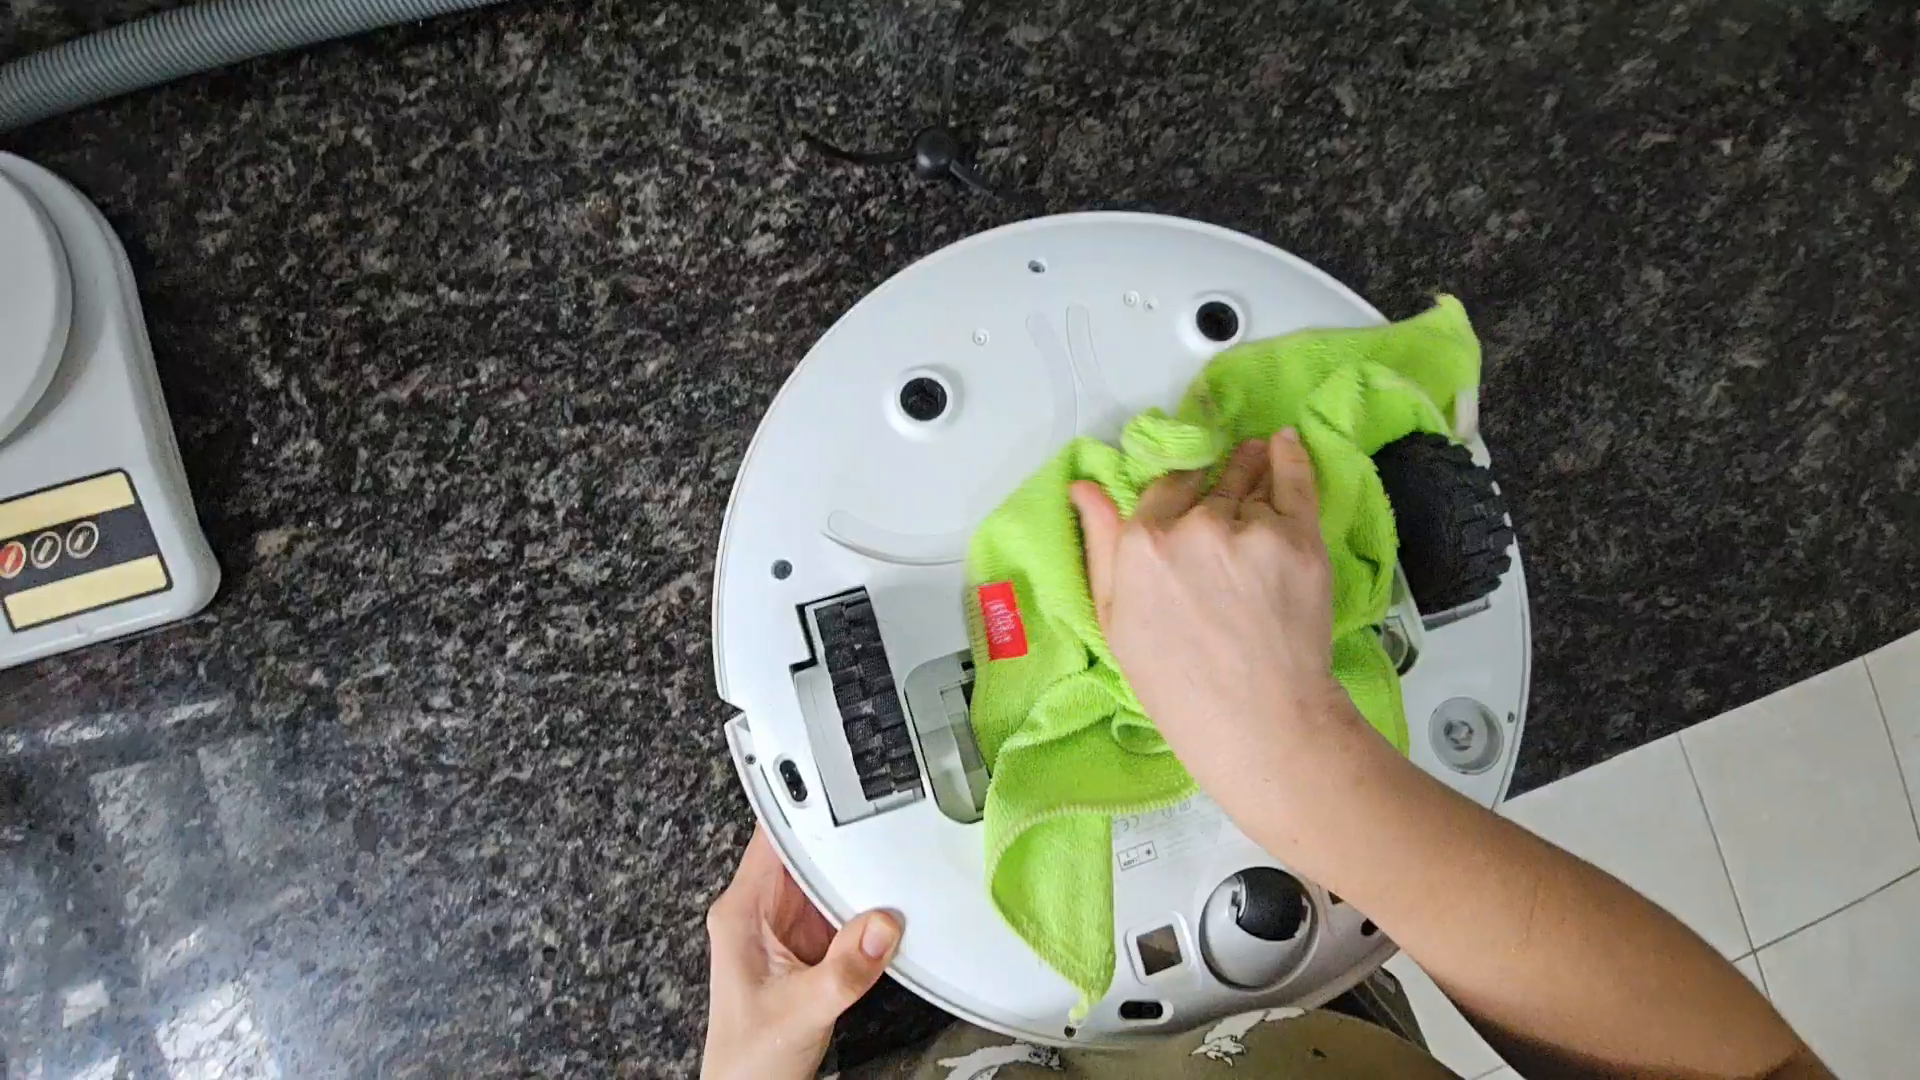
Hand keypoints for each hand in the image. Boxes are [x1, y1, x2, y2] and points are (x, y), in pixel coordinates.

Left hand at [702, 827, 900, 1079]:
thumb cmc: (748, 1062)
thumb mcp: (799, 1013)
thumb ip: (844, 971)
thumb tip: (882, 925)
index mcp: (743, 910)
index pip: (771, 835)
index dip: (799, 802)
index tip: (831, 778)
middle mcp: (763, 908)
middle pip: (806, 849)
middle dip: (842, 834)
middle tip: (880, 812)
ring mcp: (788, 923)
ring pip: (826, 874)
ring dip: (856, 868)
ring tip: (891, 851)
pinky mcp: (811, 940)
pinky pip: (840, 902)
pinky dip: (863, 899)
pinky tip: (885, 896)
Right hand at [1071, 431, 1359, 815]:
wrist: (1255, 719)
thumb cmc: (1171, 677)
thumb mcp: (1115, 617)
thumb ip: (1100, 544)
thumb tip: (1083, 487)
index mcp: (1142, 543)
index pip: (1162, 488)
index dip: (1177, 487)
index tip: (1189, 484)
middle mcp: (1194, 526)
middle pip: (1207, 483)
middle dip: (1216, 477)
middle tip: (1229, 472)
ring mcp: (1251, 531)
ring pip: (1249, 485)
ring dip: (1251, 470)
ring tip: (1257, 459)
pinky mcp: (1300, 541)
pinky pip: (1295, 483)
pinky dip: (1290, 459)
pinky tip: (1283, 443)